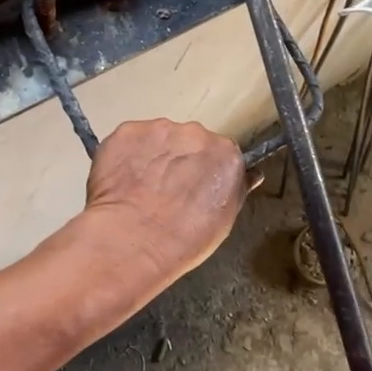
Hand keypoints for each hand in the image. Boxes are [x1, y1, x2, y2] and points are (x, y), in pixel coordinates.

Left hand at [83, 118, 246, 283]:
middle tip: (166, 190)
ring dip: (154, 156)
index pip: (220, 153)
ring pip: (160, 138)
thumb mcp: (223, 221)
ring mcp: (159, 129)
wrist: (132, 241)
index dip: (206, 170)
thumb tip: (250, 174)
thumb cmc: (183, 240)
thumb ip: (236, 189)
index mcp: (225, 153)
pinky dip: (127, 155)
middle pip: (190, 141)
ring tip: (141, 188)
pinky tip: (122, 181)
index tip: (195, 187)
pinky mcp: (127, 131)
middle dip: (180, 159)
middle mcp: (195, 132)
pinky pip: (130, 140)